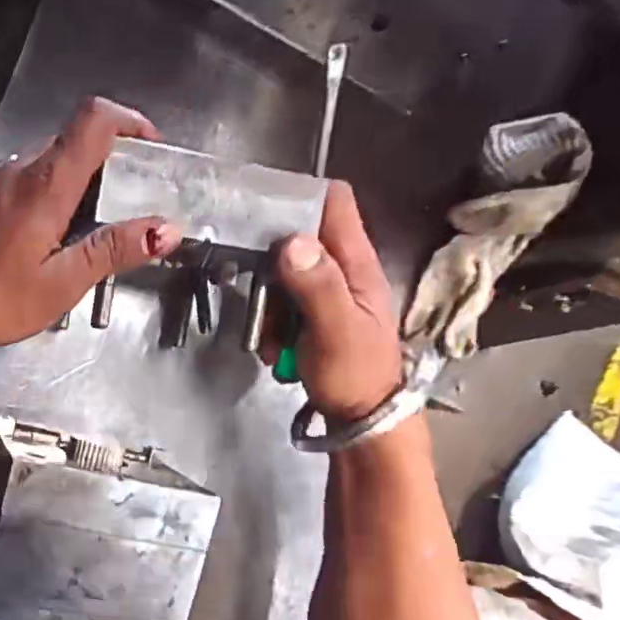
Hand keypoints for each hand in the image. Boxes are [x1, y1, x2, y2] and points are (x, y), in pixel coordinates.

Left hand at [0, 98, 182, 349]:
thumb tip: (164, 230)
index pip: (95, 120)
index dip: (130, 122)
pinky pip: (27, 181)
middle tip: (128, 199)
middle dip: (110, 160)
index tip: (149, 146)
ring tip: (92, 226)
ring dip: (80, 180)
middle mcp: (19, 172)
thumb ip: (113, 250)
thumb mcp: (60, 283)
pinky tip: (50, 237)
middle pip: (74, 138)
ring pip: (50, 160)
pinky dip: (53, 194)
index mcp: (45, 186)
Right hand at [275, 182, 402, 422]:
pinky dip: (271, 325)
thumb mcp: (336, 329)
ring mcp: (327, 296)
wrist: (363, 422)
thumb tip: (291, 241)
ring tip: (268, 336)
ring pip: (284, 277)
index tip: (261, 212)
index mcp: (356, 263)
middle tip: (257, 294)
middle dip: (271, 264)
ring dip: (267, 303)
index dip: (300, 197)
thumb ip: (316, 285)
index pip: (334, 203)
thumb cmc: (355, 374)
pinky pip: (282, 307)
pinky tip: (273, 349)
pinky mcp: (313, 319)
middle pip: (299, 240)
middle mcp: (343, 271)